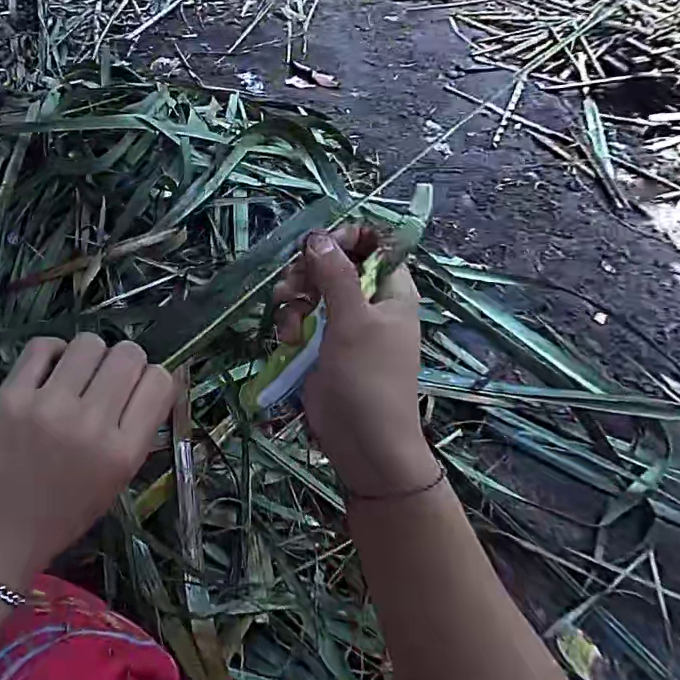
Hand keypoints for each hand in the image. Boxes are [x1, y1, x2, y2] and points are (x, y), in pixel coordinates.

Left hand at [0, 333, 174, 590]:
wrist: (0, 529)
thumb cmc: (66, 510)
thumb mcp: (119, 478)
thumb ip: (139, 428)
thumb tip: (151, 376)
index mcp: (123, 452)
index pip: (159, 381)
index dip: (152, 379)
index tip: (139, 389)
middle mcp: (90, 424)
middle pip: (129, 354)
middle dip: (126, 362)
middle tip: (108, 382)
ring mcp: (49, 406)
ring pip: (90, 342)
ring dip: (91, 355)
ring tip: (79, 376)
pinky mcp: (12, 395)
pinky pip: (43, 345)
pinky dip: (53, 352)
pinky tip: (52, 371)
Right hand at [272, 227, 433, 495]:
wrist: (364, 443)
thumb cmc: (369, 379)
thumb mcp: (353, 322)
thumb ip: (335, 275)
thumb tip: (317, 236)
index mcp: (391, 289)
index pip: (375, 243)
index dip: (346, 237)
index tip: (319, 247)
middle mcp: (369, 300)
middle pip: (334, 262)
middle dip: (308, 270)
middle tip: (293, 286)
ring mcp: (343, 321)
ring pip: (312, 287)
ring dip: (293, 297)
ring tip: (289, 318)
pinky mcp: (321, 341)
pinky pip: (301, 315)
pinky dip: (290, 322)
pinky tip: (288, 339)